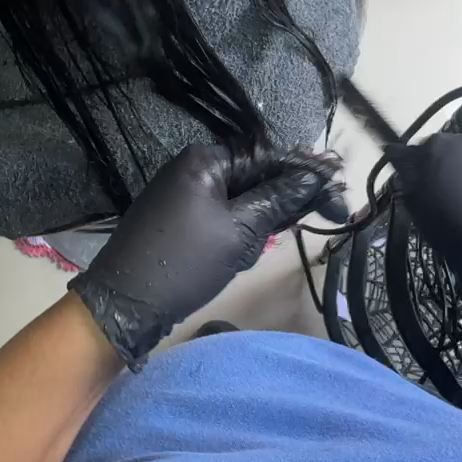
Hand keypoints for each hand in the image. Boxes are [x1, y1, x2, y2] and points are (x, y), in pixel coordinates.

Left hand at [70, 145, 342, 368]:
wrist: (123, 305)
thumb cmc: (184, 263)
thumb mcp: (240, 231)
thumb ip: (279, 199)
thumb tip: (316, 176)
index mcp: (204, 160)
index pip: (267, 157)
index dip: (305, 175)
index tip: (337, 194)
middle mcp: (192, 168)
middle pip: (254, 176)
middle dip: (280, 203)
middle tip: (309, 222)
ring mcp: (183, 194)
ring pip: (240, 200)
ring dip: (258, 223)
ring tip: (258, 248)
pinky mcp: (178, 219)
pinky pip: (221, 216)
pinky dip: (238, 233)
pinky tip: (241, 254)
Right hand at [386, 132, 461, 290]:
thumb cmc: (447, 224)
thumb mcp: (414, 202)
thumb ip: (407, 175)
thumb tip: (401, 158)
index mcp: (438, 145)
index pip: (421, 149)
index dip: (420, 166)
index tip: (420, 182)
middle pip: (453, 149)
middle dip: (449, 165)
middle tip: (447, 191)